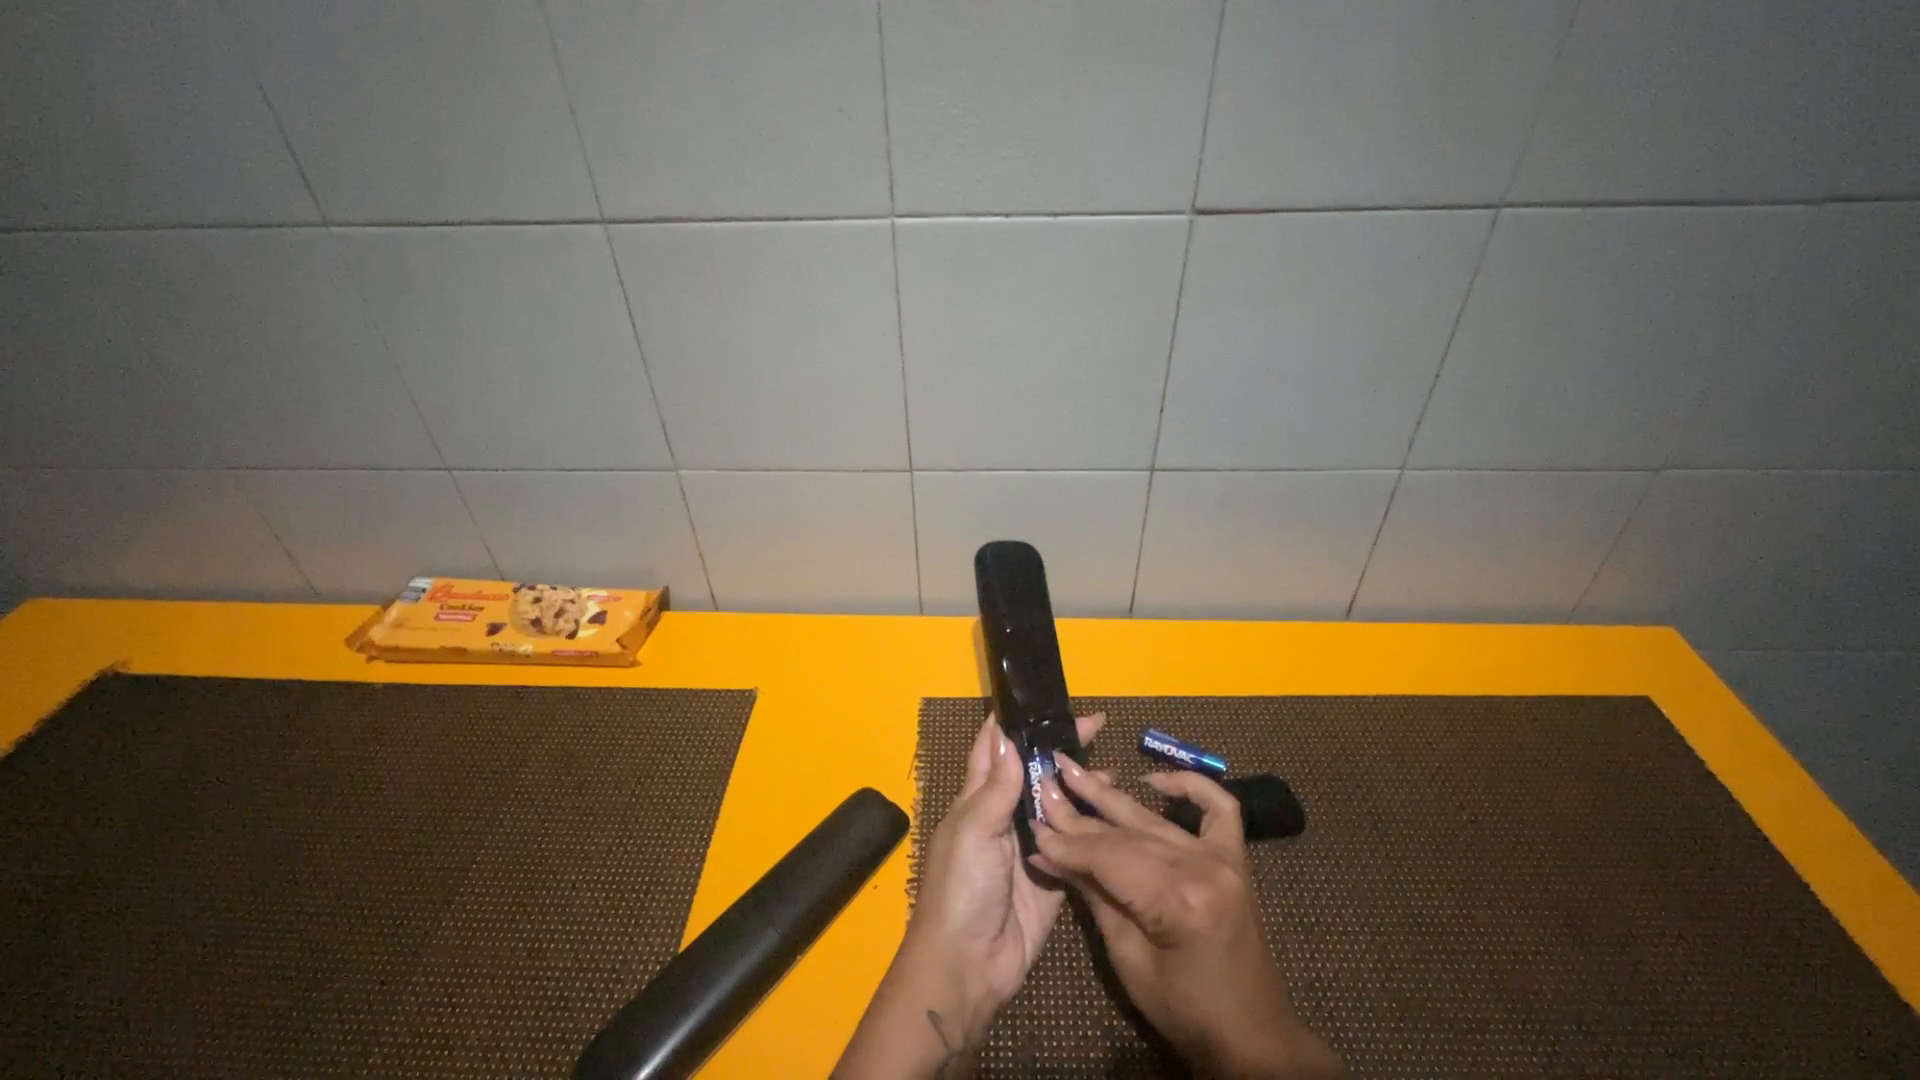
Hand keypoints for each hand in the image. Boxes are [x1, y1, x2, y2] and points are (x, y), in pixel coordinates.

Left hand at [835, 712, 1104, 1076]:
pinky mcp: (1055, 874)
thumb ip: (995, 787)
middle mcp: (1005, 816)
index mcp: (977, 800)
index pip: (995, 751)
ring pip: (1060, 804)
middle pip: (1035, 773)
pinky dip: (1093, 823)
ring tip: (1112, 764)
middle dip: (1060, 748)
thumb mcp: (974, 830)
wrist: (971, 963)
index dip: (1016, 725)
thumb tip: (1008, 737)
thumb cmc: (962, 888)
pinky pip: (1075, 841)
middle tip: (1097, 724)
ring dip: (1081, 783)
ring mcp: (1031, 845)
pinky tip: (1115, 808)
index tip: (1045, 700)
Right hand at [1032, 756, 1343, 1078]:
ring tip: (1074, 770)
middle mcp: (1201, 868)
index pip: (1108, 856)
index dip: (1068, 842)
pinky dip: (1190, 786)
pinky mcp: (1235, 859)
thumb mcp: (1127, 959)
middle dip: (1079, 813)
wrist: (1249, 1032)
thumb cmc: (1183, 1008)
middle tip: (1043, 786)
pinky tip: (1154, 779)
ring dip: (1111, 796)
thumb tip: (1046, 853)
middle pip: (1127, 832)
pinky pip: (1219, 808)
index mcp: (1177, 900)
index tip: (1033, 825)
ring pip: (1154, 820)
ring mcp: (1223, 859)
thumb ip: (1092, 896)